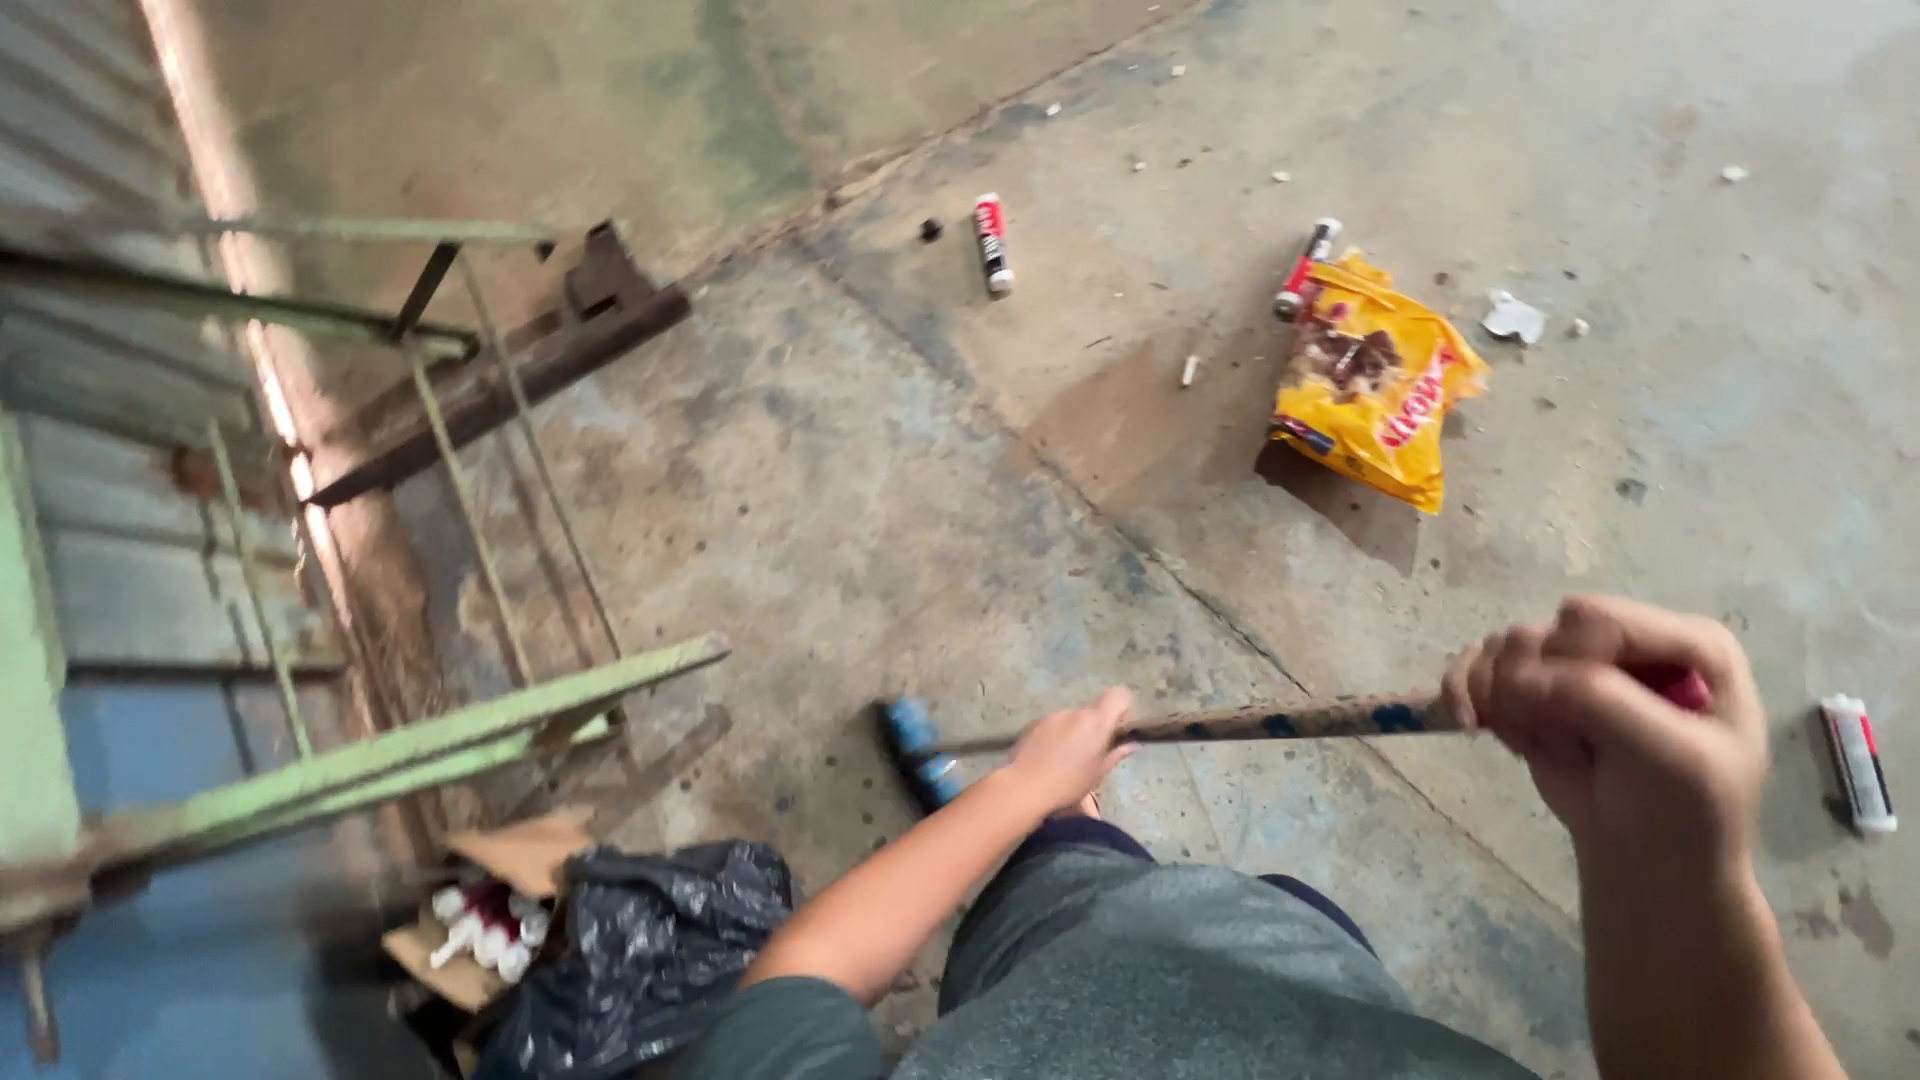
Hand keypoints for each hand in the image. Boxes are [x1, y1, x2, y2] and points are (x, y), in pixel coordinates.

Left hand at [1000, 687, 1137, 813]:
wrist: (1024, 786)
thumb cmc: (1068, 783)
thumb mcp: (1098, 773)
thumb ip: (1116, 754)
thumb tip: (1132, 744)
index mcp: (1096, 722)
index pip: (1118, 695)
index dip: (1123, 706)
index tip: (1121, 726)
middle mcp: (1075, 712)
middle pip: (1093, 710)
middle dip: (1096, 726)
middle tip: (1092, 751)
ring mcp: (1052, 715)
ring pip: (1072, 718)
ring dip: (1075, 731)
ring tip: (1066, 757)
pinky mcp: (1034, 722)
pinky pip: (1054, 724)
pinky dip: (1057, 734)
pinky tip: (1049, 756)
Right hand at [1442, 595, 1768, 886]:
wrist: (1646, 853)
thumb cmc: (1682, 809)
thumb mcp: (1670, 757)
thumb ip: (1600, 701)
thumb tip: (1513, 675)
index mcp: (1683, 643)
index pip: (1597, 618)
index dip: (1573, 664)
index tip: (1582, 721)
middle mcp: (1621, 640)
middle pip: (1539, 633)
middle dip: (1533, 690)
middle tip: (1557, 740)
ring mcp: (1569, 661)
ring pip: (1497, 649)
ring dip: (1501, 702)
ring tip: (1531, 745)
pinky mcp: (1526, 682)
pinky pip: (1471, 665)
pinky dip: (1465, 697)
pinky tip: (1478, 728)